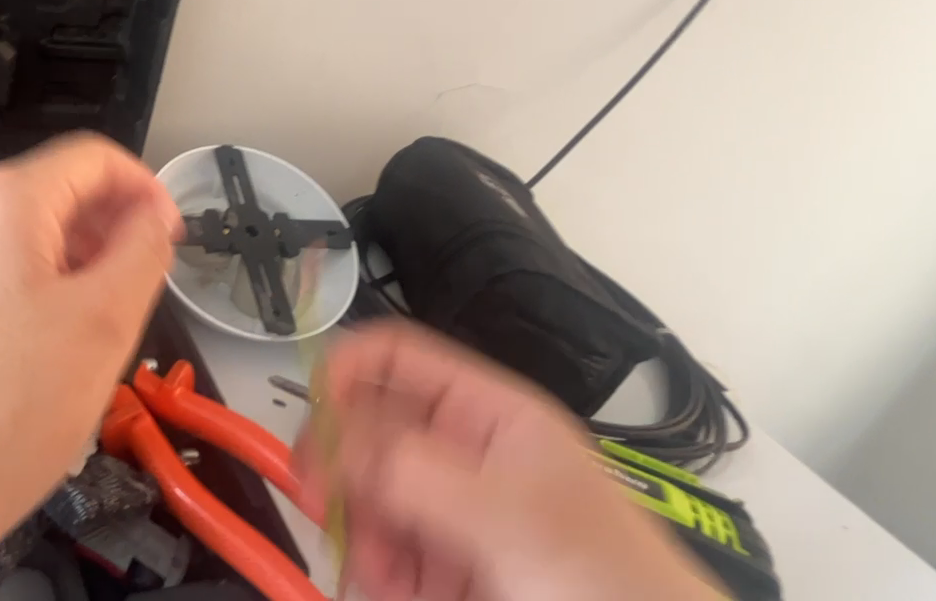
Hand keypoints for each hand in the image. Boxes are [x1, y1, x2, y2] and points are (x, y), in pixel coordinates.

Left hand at [0, 133, 182, 600]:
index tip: (171, 231)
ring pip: (32, 229)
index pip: (92, 157)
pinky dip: (45, 280)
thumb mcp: (106, 320)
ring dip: (81, 255)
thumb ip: (144, 249)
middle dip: (112, 223)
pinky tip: (61, 334)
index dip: (144, 187)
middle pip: (58, 189)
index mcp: (2, 199)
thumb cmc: (7, 411)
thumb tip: (153, 218)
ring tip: (107, 314)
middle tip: (147, 276)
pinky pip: (2, 263)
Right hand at [297, 320, 722, 600]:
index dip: (349, 367)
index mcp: (486, 414)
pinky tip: (387, 582)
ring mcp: (445, 509)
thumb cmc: (619, 586)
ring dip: (354, 521)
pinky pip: (377, 545)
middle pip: (366, 425)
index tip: (315, 404)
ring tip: (371, 562)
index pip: (397, 358)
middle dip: (340, 459)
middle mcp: (458, 453)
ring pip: (364, 490)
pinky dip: (369, 564)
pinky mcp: (438, 562)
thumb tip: (339, 443)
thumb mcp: (515, 516)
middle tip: (316, 490)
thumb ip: (417, 472)